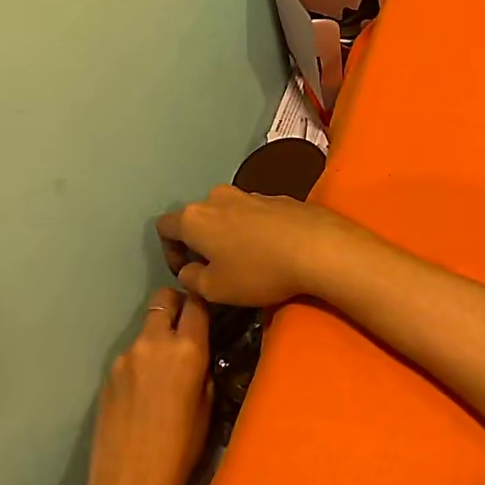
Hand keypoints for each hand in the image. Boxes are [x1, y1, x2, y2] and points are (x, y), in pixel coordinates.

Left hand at [85, 287, 210, 484]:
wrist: (131, 479)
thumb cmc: (183, 446)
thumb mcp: (208, 403)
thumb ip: (203, 368)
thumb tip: (200, 354)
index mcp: (188, 349)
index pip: (196, 304)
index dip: (203, 302)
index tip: (208, 310)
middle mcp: (154, 343)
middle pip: (162, 300)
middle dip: (174, 305)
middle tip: (183, 326)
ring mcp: (124, 358)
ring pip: (144, 331)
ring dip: (156, 339)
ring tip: (163, 371)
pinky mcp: (107, 375)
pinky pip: (129, 357)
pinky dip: (140, 363)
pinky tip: (144, 392)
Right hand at [156, 185, 355, 306]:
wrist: (319, 248)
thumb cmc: (259, 271)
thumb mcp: (215, 289)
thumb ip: (191, 279)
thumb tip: (190, 270)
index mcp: (194, 217)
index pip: (165, 227)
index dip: (170, 252)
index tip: (188, 272)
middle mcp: (219, 197)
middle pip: (199, 218)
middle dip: (201, 242)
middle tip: (217, 269)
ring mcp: (252, 194)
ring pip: (229, 214)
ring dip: (230, 235)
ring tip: (249, 261)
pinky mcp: (282, 198)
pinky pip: (258, 215)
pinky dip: (257, 231)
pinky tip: (274, 251)